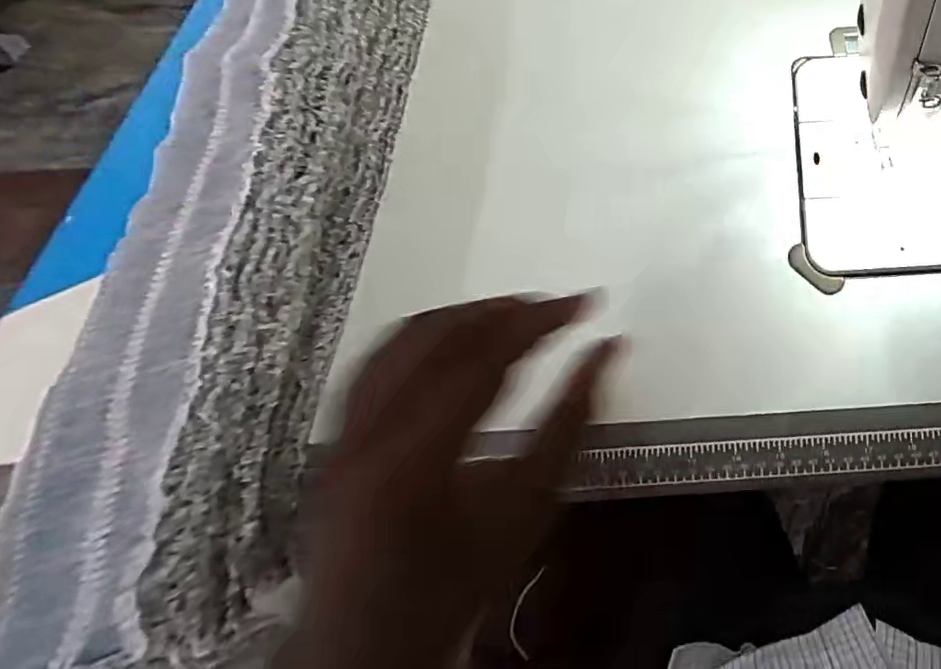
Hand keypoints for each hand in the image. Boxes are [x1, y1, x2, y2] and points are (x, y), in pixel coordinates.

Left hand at [291, 295, 620, 668]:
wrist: (375, 648)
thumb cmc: (455, 589)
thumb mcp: (529, 508)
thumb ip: (572, 419)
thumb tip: (604, 354)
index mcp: (417, 458)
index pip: (487, 355)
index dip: (541, 320)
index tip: (580, 306)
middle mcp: (368, 435)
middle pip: (442, 334)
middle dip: (507, 309)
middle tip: (553, 306)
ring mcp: (343, 433)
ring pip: (405, 336)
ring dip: (468, 315)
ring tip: (513, 313)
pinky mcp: (336, 435)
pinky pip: (380, 358)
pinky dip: (427, 334)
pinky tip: (457, 337)